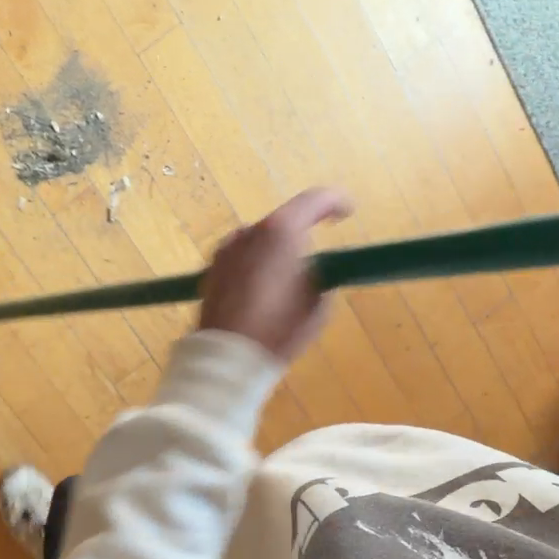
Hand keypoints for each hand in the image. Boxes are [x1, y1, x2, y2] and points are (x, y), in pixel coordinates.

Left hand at [198, 188, 354, 360]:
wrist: (226, 358)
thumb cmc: (278, 331)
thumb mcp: (317, 304)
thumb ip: (321, 274)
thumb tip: (311, 270)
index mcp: (280, 232)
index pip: (315, 200)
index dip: (337, 203)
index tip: (348, 213)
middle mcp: (248, 231)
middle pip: (283, 222)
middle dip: (300, 236)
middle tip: (313, 258)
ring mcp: (224, 250)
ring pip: (259, 242)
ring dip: (274, 253)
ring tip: (284, 283)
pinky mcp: (210, 270)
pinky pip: (241, 260)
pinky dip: (254, 267)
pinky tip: (260, 294)